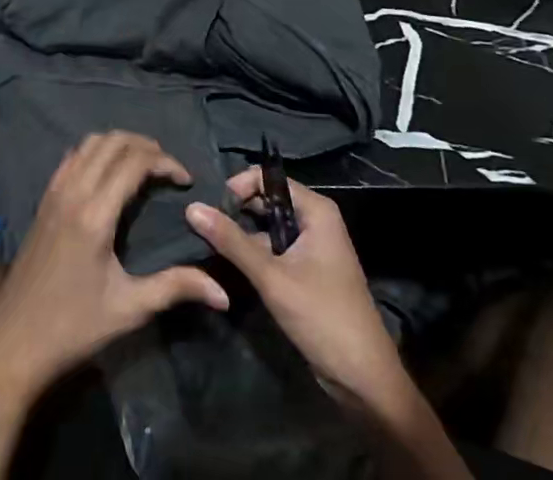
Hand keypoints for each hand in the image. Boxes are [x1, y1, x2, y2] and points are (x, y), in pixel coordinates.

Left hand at [0, 133, 230, 403]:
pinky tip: (107, 176)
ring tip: (143, 167)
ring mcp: (53, 195)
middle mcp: (72, 194)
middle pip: (113, 142)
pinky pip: (70, 159)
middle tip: (168, 170)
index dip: (167, 162)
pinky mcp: (42, 203)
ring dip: (120, 145)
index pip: (135, 162)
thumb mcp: (130, 309)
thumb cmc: (74, 329)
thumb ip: (176, 288)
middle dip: (147, 146)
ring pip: (89, 144)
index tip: (186, 181)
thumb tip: (223, 293)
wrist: (12, 347)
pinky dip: (95, 153)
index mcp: (95, 215)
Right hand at [185, 169, 409, 416]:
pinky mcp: (305, 270)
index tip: (211, 211)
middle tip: (202, 229)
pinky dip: (252, 255)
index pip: (269, 179)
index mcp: (316, 210)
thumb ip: (231, 241)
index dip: (238, 188)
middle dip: (235, 212)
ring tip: (206, 246)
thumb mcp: (271, 277)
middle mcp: (315, 221)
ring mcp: (310, 247)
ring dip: (240, 236)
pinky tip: (226, 266)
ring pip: (267, 228)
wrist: (360, 374)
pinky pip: (273, 250)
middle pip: (267, 202)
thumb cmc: (321, 315)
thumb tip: (192, 208)